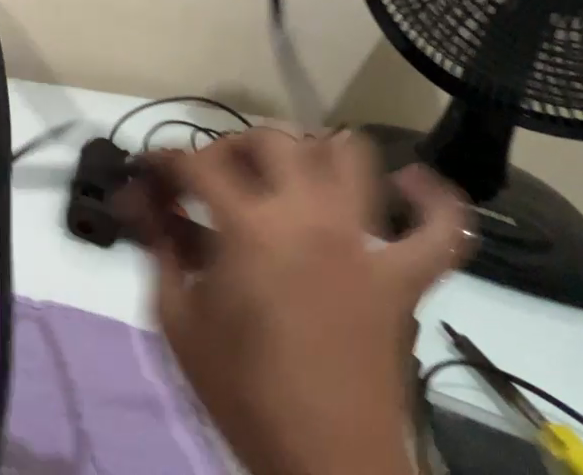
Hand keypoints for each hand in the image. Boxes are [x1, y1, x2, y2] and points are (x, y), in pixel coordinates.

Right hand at [129, 130, 470, 474]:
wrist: (324, 461)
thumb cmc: (241, 391)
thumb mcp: (178, 319)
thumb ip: (160, 249)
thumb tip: (142, 204)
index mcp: (248, 227)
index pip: (197, 163)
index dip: (164, 159)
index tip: (149, 171)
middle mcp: (308, 216)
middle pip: (271, 141)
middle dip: (232, 146)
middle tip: (214, 177)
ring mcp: (364, 242)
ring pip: (351, 156)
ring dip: (315, 152)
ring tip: (291, 175)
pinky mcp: (405, 277)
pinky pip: (441, 227)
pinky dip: (431, 199)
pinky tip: (409, 185)